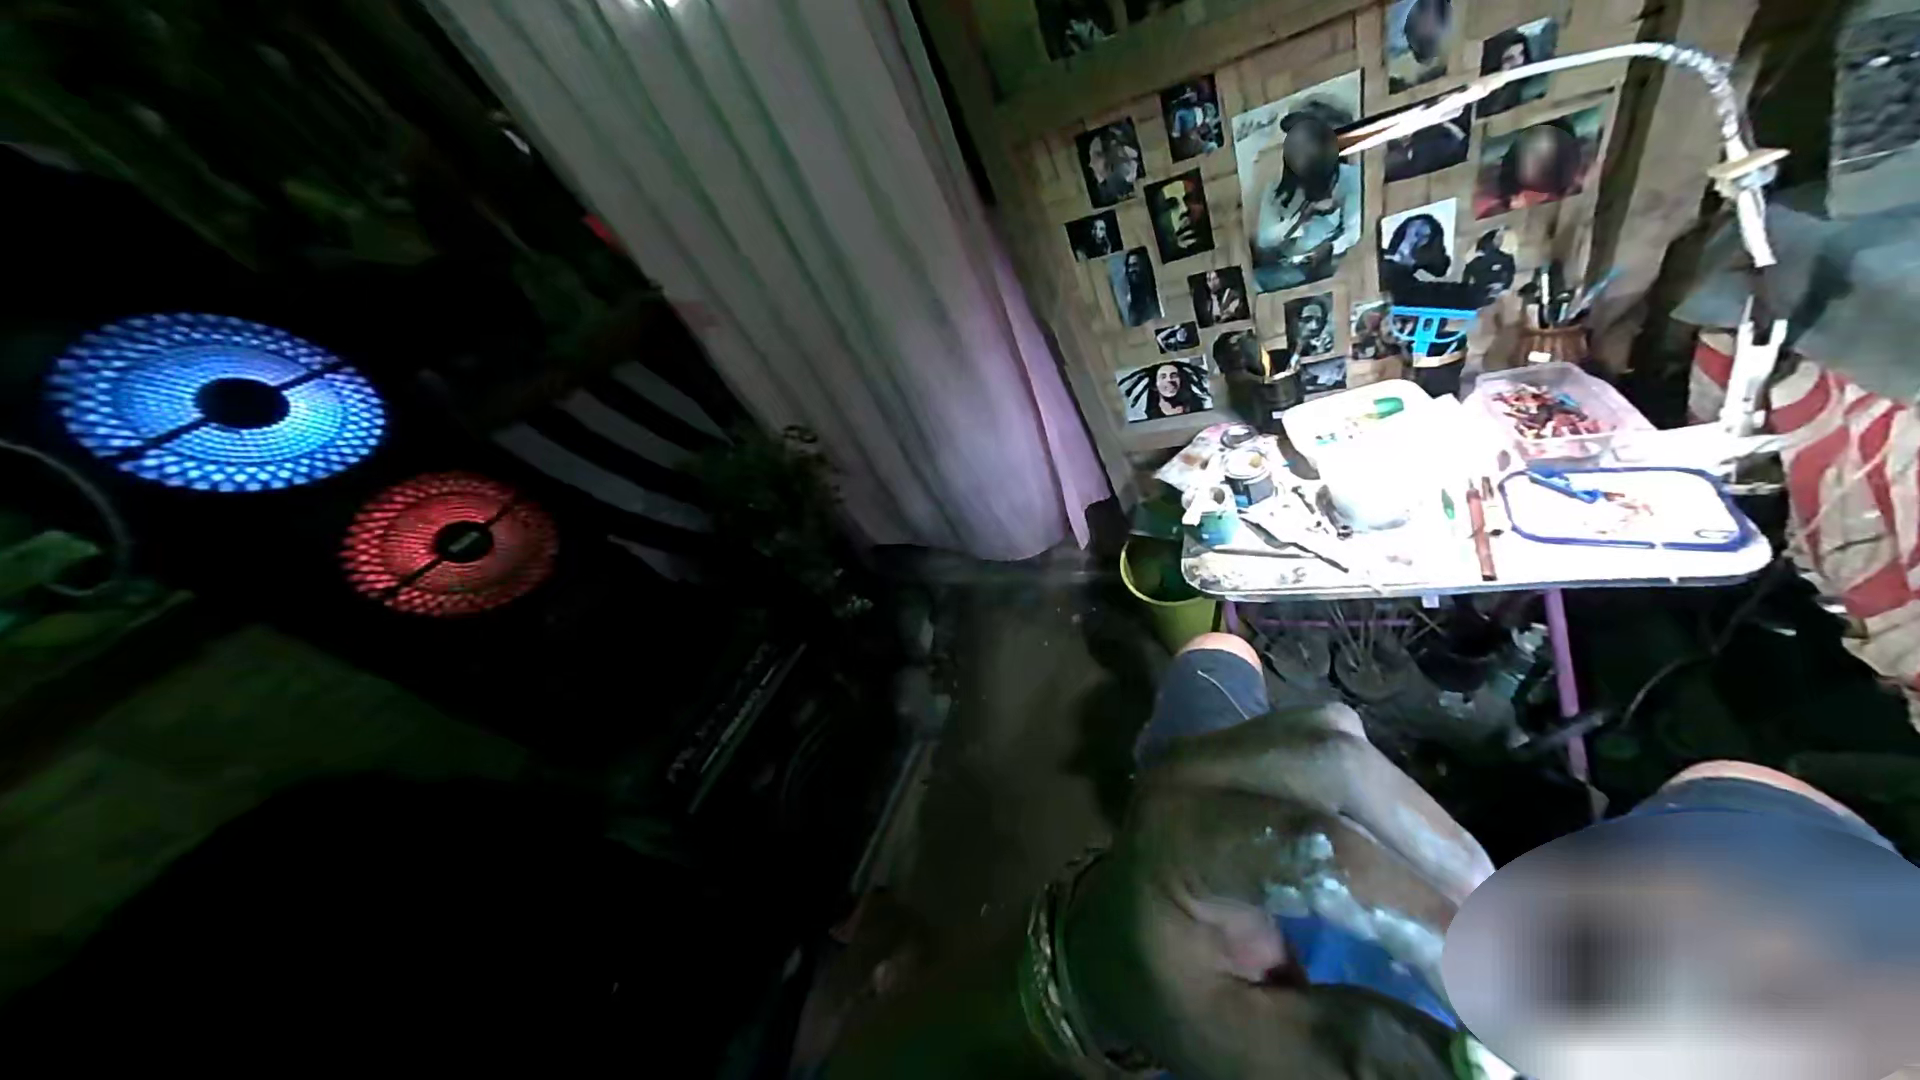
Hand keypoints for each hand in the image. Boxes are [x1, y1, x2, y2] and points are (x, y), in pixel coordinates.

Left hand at [1061, 705, 1492, 1077]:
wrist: (1107, 929)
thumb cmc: (1160, 988)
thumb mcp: (1236, 1043)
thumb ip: (1345, 1047)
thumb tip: (1489, 1058)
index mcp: (1178, 839)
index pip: (1309, 848)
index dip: (1416, 910)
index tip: (1504, 992)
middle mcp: (1192, 769)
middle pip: (1329, 763)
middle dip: (1429, 844)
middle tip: (1496, 939)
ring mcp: (1213, 745)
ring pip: (1334, 739)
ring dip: (1415, 815)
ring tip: (1467, 900)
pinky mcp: (1238, 743)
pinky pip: (1326, 737)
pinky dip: (1385, 789)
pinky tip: (1411, 849)